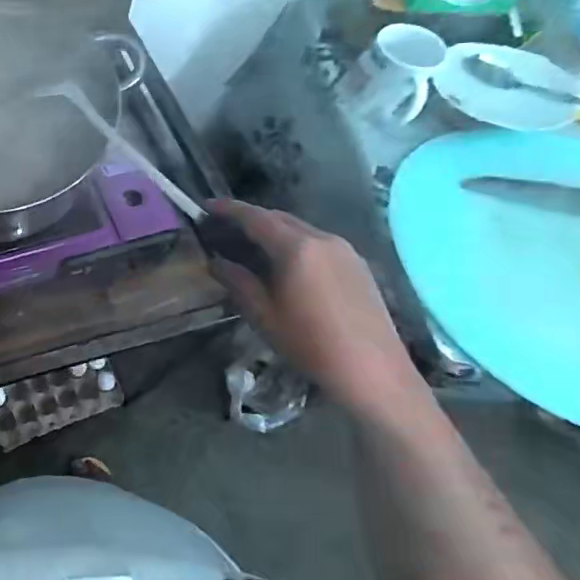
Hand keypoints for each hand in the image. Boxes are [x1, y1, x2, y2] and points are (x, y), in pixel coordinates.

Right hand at [206, 199, 428, 416]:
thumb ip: (238, 281)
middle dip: (251, 219)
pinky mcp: (359, 265)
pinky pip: (319, 243)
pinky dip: (296, 244)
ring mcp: (346, 251)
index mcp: (297, 248)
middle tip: (225, 230)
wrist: (373, 371)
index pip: (255, 217)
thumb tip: (215, 262)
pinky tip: (287, 266)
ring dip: (274, 232)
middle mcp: (323, 239)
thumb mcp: (264, 314)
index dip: (228, 209)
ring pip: (301, 229)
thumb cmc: (310, 343)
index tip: (206, 207)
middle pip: (280, 218)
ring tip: (252, 248)